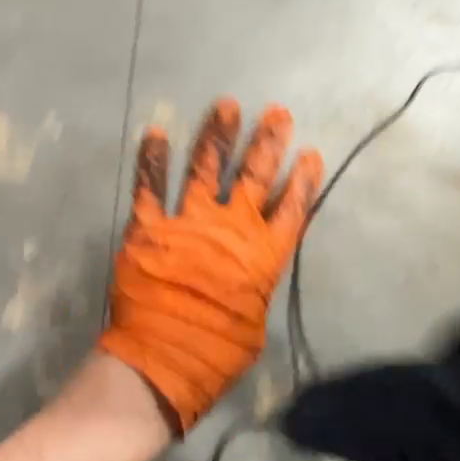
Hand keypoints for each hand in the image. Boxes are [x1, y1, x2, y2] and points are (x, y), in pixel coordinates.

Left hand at [98, 98, 323, 433]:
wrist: (166, 355)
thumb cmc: (217, 351)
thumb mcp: (253, 319)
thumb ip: (251, 284)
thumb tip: (247, 273)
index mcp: (264, 255)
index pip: (292, 209)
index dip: (301, 180)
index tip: (309, 152)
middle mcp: (230, 229)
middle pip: (254, 177)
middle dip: (267, 143)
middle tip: (277, 113)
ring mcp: (188, 223)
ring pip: (206, 168)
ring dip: (218, 136)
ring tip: (227, 105)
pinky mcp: (149, 227)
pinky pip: (150, 187)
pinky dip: (153, 159)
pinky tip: (158, 131)